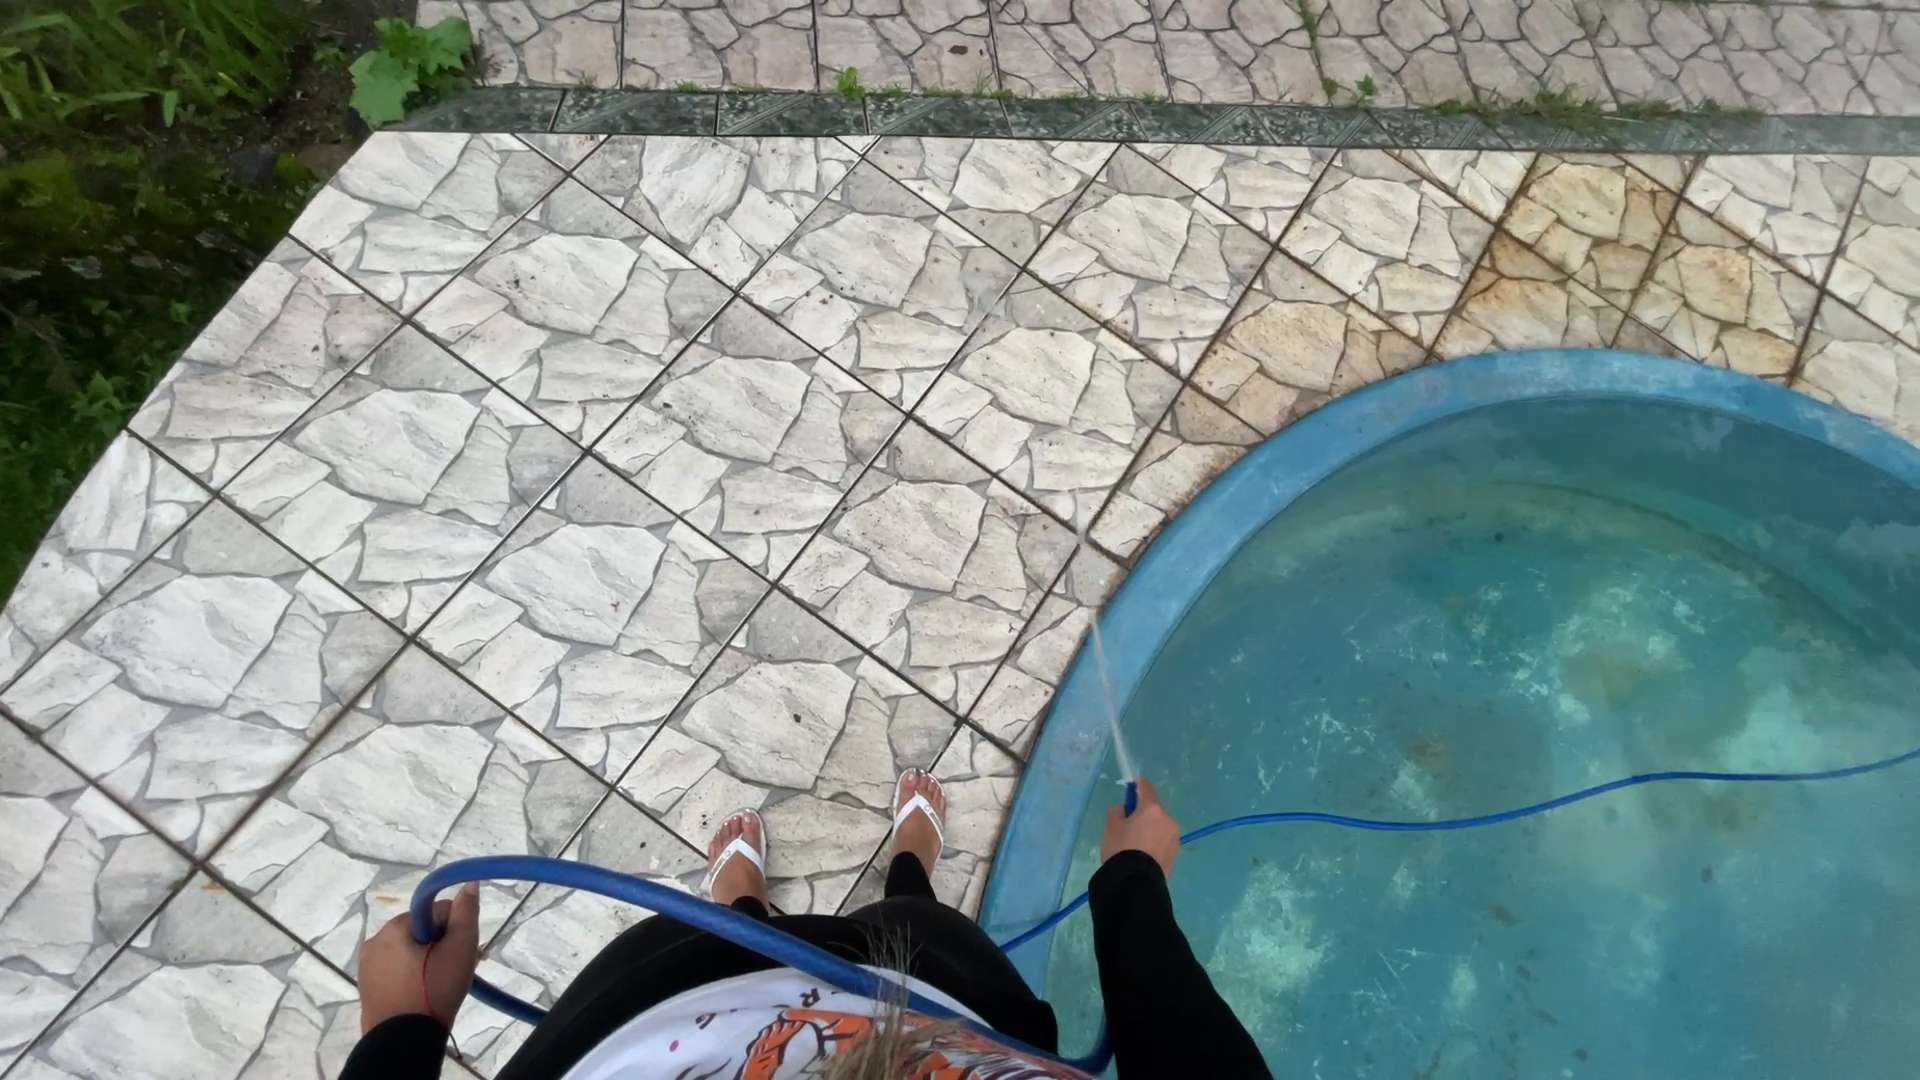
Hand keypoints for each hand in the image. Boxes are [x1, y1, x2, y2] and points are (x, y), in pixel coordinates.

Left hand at [358, 881, 480, 1033]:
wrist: (402, 1044)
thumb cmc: (434, 988)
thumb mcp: (461, 946)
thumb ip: (466, 911)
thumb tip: (469, 883)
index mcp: (392, 930)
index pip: (437, 911)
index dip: (455, 927)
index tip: (463, 948)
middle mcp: (374, 944)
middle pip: (424, 930)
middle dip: (445, 943)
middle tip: (461, 963)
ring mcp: (367, 969)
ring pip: (413, 950)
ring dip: (434, 958)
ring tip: (450, 978)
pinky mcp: (368, 990)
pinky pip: (400, 969)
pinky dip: (417, 972)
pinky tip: (431, 988)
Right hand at [1100, 778, 1179, 879]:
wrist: (1135, 883)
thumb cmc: (1121, 849)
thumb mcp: (1111, 824)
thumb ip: (1118, 810)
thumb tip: (1126, 811)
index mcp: (1152, 809)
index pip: (1146, 788)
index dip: (1137, 785)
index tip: (1131, 787)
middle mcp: (1168, 820)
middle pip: (1154, 809)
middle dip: (1143, 812)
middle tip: (1128, 824)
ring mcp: (1174, 838)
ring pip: (1159, 826)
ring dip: (1150, 828)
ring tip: (1136, 844)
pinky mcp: (1175, 855)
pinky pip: (1162, 841)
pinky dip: (1154, 842)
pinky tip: (1143, 854)